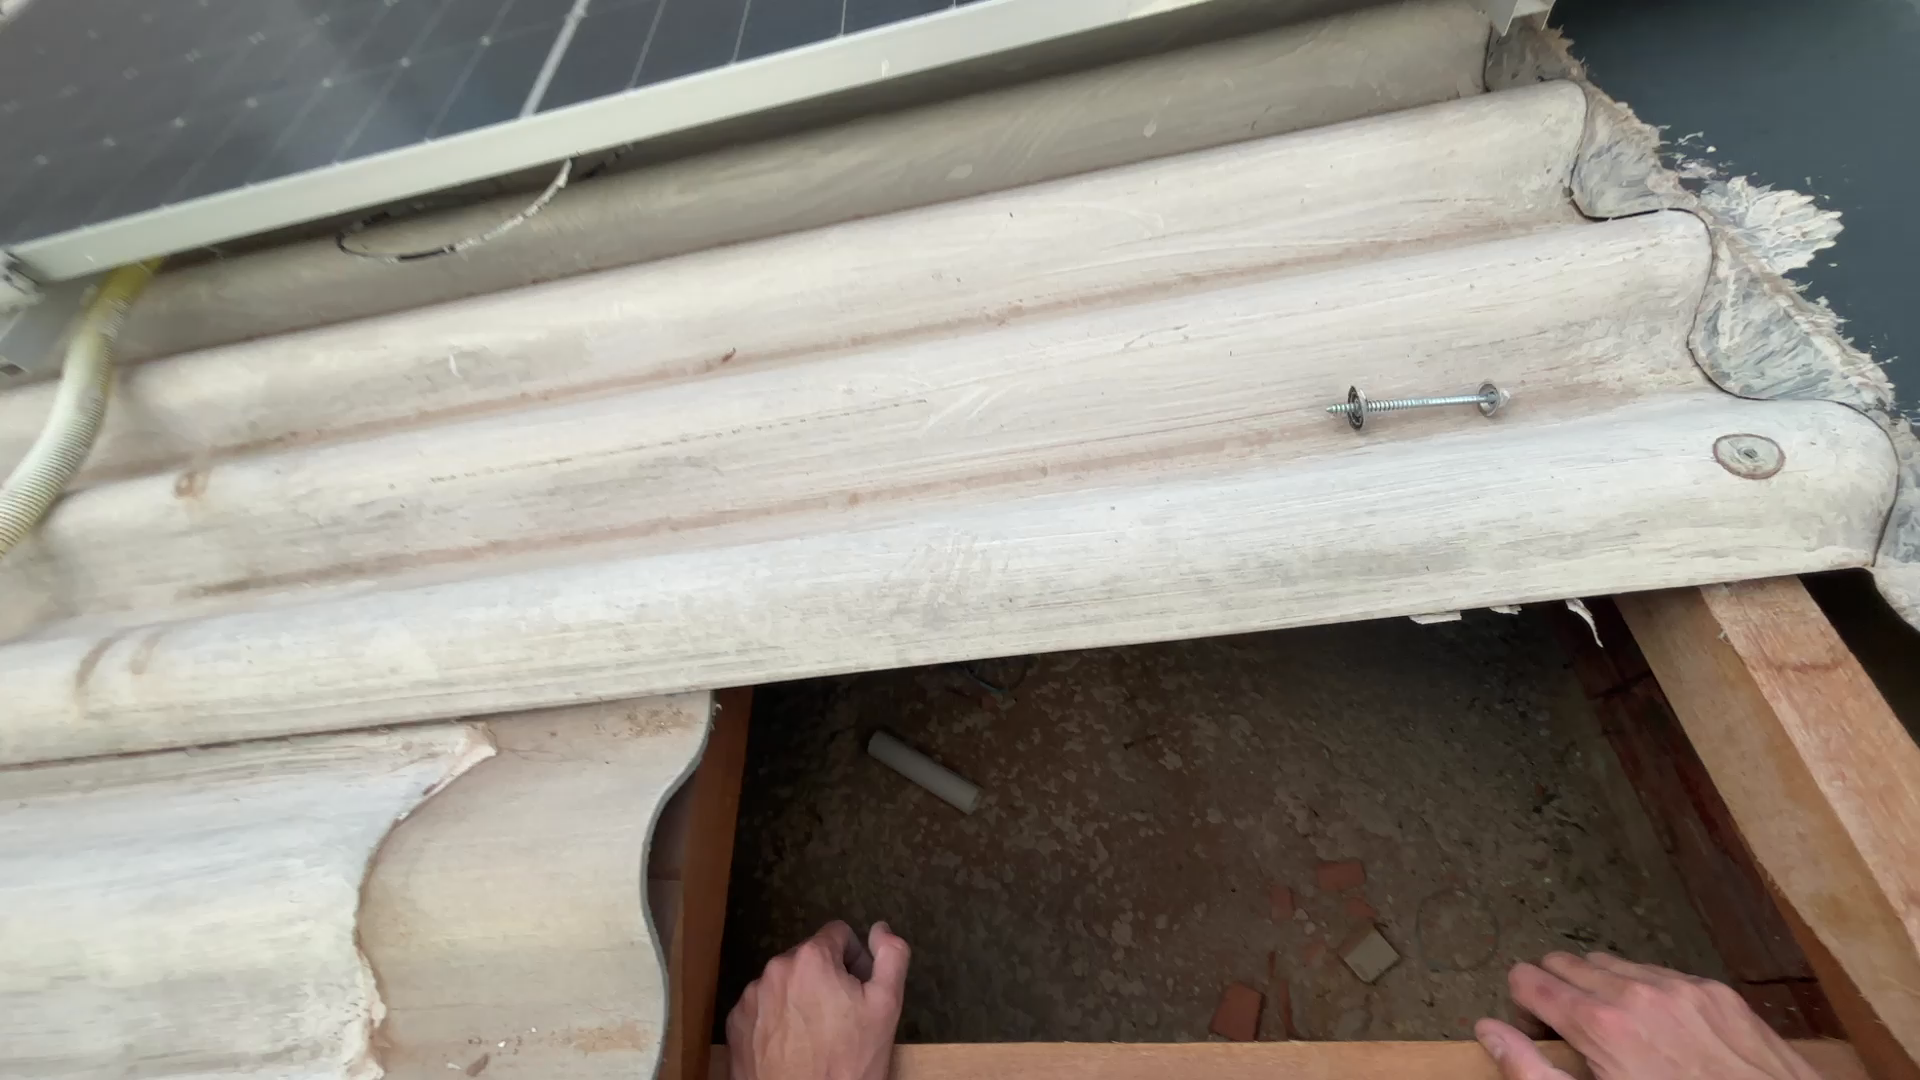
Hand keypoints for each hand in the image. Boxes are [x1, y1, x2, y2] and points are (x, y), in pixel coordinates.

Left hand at [726, 920, 910, 1079]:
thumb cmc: (848, 1063)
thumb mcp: (886, 1006)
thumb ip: (892, 954)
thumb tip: (880, 928)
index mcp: (811, 957)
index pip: (839, 934)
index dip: (855, 960)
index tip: (859, 992)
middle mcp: (775, 968)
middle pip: (811, 958)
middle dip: (828, 979)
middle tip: (840, 1019)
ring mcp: (751, 998)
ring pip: (786, 982)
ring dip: (801, 997)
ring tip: (815, 1037)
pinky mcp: (735, 1026)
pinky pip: (764, 1007)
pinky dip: (777, 1019)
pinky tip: (790, 1048)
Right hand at [1475, 952, 1822, 1079]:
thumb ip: (1531, 1070)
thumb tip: (1484, 1027)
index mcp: (1597, 1023)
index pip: (1524, 978)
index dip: (1527, 1011)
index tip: (1550, 1041)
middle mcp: (1632, 992)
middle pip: (1560, 963)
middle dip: (1559, 994)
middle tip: (1582, 1038)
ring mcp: (1679, 988)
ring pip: (1607, 963)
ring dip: (1601, 989)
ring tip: (1627, 1034)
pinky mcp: (1718, 993)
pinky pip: (1657, 972)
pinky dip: (1647, 993)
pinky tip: (1670, 1034)